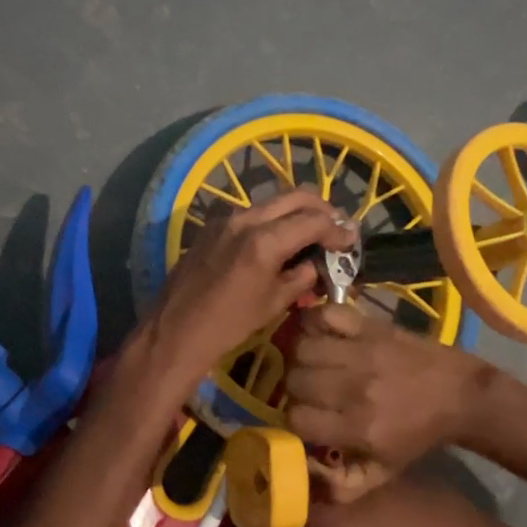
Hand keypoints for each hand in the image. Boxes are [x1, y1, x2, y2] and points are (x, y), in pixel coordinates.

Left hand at [141, 188, 355, 384]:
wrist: (176, 331)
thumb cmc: (228, 325)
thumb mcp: (274, 303)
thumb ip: (302, 277)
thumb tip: (317, 264)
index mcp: (264, 240)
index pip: (313, 220)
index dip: (337, 230)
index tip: (350, 241)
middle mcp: (245, 219)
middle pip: (295, 196)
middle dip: (321, 209)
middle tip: (336, 228)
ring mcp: (226, 218)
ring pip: (273, 201)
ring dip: (296, 212)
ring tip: (311, 234)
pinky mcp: (212, 226)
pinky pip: (252, 213)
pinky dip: (273, 219)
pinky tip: (279, 240)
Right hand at [285, 304, 494, 501]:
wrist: (460, 395)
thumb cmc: (419, 435)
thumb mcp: (384, 471)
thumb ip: (343, 484)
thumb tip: (304, 474)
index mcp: (358, 428)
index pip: (297, 418)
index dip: (296, 419)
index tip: (307, 418)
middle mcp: (355, 389)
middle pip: (294, 381)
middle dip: (296, 389)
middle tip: (310, 391)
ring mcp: (362, 353)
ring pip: (302, 347)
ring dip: (301, 357)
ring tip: (313, 363)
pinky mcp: (371, 326)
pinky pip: (325, 314)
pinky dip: (315, 319)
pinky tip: (320, 333)